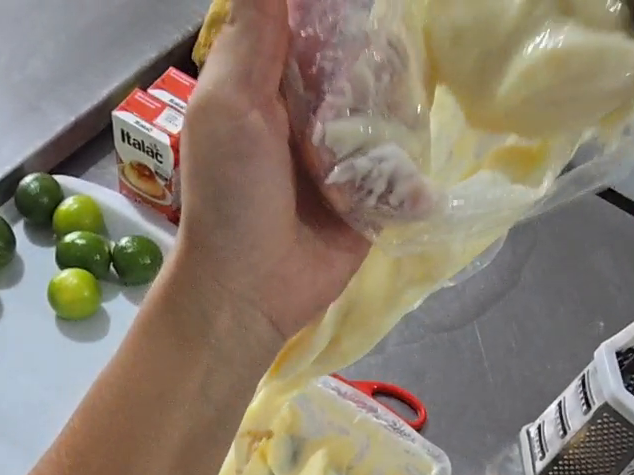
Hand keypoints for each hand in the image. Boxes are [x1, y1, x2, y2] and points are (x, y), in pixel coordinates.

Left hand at [176, 0, 369, 346]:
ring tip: (363, 153)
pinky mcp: (371, 199)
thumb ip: (255, 31)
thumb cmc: (231, 195)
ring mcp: (345, 157)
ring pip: (393, 111)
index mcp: (272, 83)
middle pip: (366, 62)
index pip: (320, 25)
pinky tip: (394, 185)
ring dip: (388, 125)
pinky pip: (405, 167)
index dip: (343, 20)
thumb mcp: (229, 102)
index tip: (364, 20)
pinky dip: (403, 175)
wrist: (249, 290)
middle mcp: (312, 114)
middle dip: (373, 70)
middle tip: (345, 114)